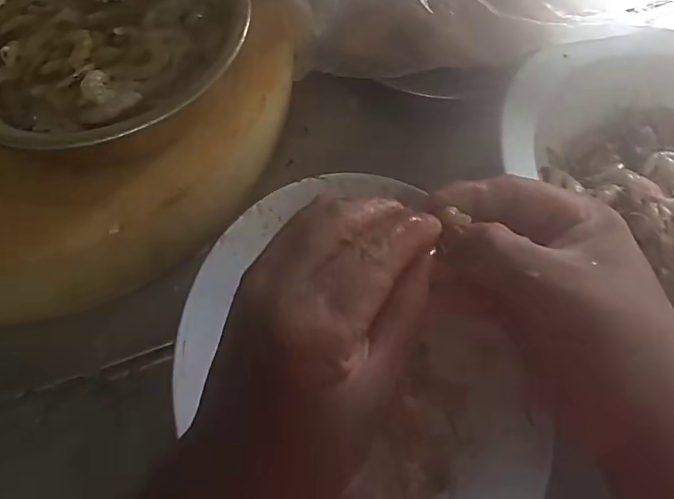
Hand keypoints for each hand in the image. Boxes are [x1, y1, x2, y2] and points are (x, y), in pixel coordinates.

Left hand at [156, 196, 441, 498]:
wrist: (236, 465)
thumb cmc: (317, 448)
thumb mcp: (378, 393)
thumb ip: (404, 315)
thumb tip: (425, 255)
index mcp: (321, 322)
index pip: (374, 252)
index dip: (409, 231)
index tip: (437, 223)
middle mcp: (284, 282)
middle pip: (341, 220)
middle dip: (384, 211)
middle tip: (418, 220)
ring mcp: (260, 273)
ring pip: (315, 214)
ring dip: (357, 209)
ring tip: (391, 220)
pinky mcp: (249, 274)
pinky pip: (294, 228)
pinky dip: (328, 218)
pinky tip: (352, 230)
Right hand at [433, 175, 673, 451]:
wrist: (653, 434)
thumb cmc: (613, 341)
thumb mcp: (556, 284)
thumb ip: (495, 249)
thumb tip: (443, 230)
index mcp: (575, 218)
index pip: (509, 191)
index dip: (466, 196)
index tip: (425, 208)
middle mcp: (554, 241)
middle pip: (491, 223)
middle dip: (452, 231)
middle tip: (410, 241)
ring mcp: (538, 281)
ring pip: (482, 259)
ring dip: (449, 263)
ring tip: (410, 268)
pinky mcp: (525, 317)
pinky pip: (482, 293)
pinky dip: (456, 292)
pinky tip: (426, 295)